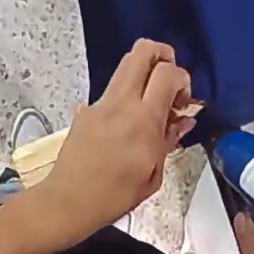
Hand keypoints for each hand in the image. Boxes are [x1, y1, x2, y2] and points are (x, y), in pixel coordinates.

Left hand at [26, 39, 194, 244]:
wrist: (69, 201)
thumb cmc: (115, 196)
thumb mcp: (153, 175)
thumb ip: (169, 140)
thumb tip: (182, 121)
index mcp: (143, 122)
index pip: (168, 73)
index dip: (183, 78)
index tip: (183, 101)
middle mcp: (121, 104)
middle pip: (143, 51)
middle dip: (163, 55)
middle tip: (169, 79)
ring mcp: (100, 104)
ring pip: (125, 67)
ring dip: (144, 73)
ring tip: (151, 102)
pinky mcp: (85, 110)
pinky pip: (112, 92)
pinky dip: (126, 98)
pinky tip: (126, 126)